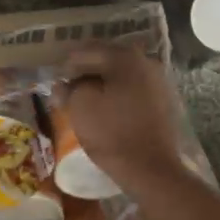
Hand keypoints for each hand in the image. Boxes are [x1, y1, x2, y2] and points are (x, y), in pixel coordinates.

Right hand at [61, 44, 186, 191]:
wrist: (151, 168)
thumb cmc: (112, 134)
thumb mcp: (81, 108)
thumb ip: (69, 90)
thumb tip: (63, 85)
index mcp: (125, 58)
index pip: (87, 51)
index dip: (67, 65)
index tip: (55, 79)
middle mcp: (146, 62)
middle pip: (107, 60)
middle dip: (86, 72)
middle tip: (67, 88)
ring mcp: (158, 82)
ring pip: (121, 75)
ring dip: (102, 83)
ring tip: (84, 99)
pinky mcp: (163, 101)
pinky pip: (133, 89)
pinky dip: (117, 94)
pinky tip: (106, 107)